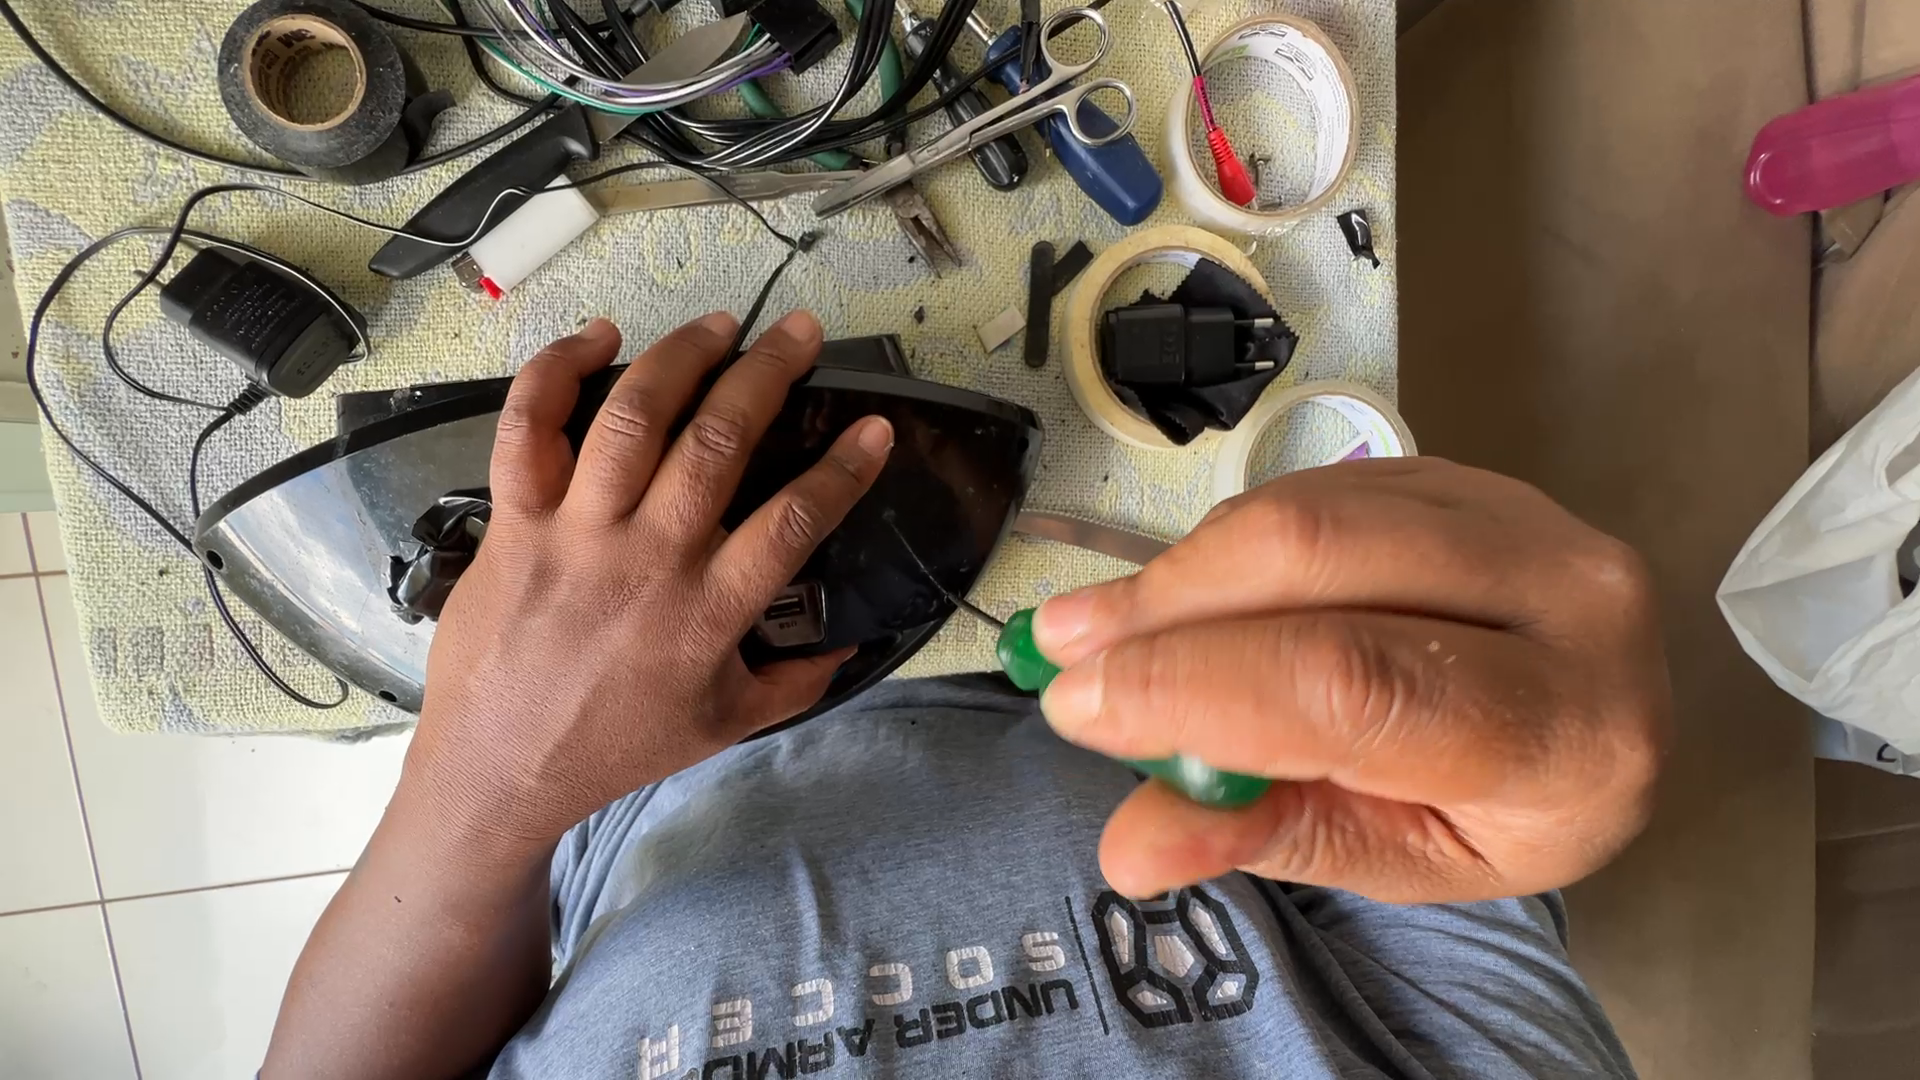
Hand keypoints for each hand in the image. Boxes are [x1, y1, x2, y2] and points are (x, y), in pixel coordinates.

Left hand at [404, 312, 892, 849]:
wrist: (500, 772)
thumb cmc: (624, 746)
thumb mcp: (730, 724)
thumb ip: (799, 683)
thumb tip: (852, 646)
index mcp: (710, 609)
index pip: (794, 521)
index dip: (843, 469)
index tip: (876, 428)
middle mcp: (649, 556)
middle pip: (717, 443)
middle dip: (768, 375)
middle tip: (800, 333)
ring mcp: (576, 530)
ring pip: (631, 417)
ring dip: (682, 358)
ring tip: (720, 325)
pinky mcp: (513, 520)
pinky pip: (527, 428)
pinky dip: (558, 370)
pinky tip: (599, 336)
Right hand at [1031, 458, 1670, 903]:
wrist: (1565, 707)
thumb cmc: (1481, 804)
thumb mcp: (1379, 849)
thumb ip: (1256, 837)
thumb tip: (1128, 851)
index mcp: (1559, 728)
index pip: (1348, 687)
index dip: (1191, 686)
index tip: (1075, 702)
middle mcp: (1557, 593)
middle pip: (1311, 563)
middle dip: (1161, 607)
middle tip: (1066, 645)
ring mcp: (1505, 509)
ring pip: (1293, 513)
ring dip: (1175, 574)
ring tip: (1114, 627)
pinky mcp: (1446, 472)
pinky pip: (1295, 492)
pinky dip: (1214, 546)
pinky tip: (1195, 595)